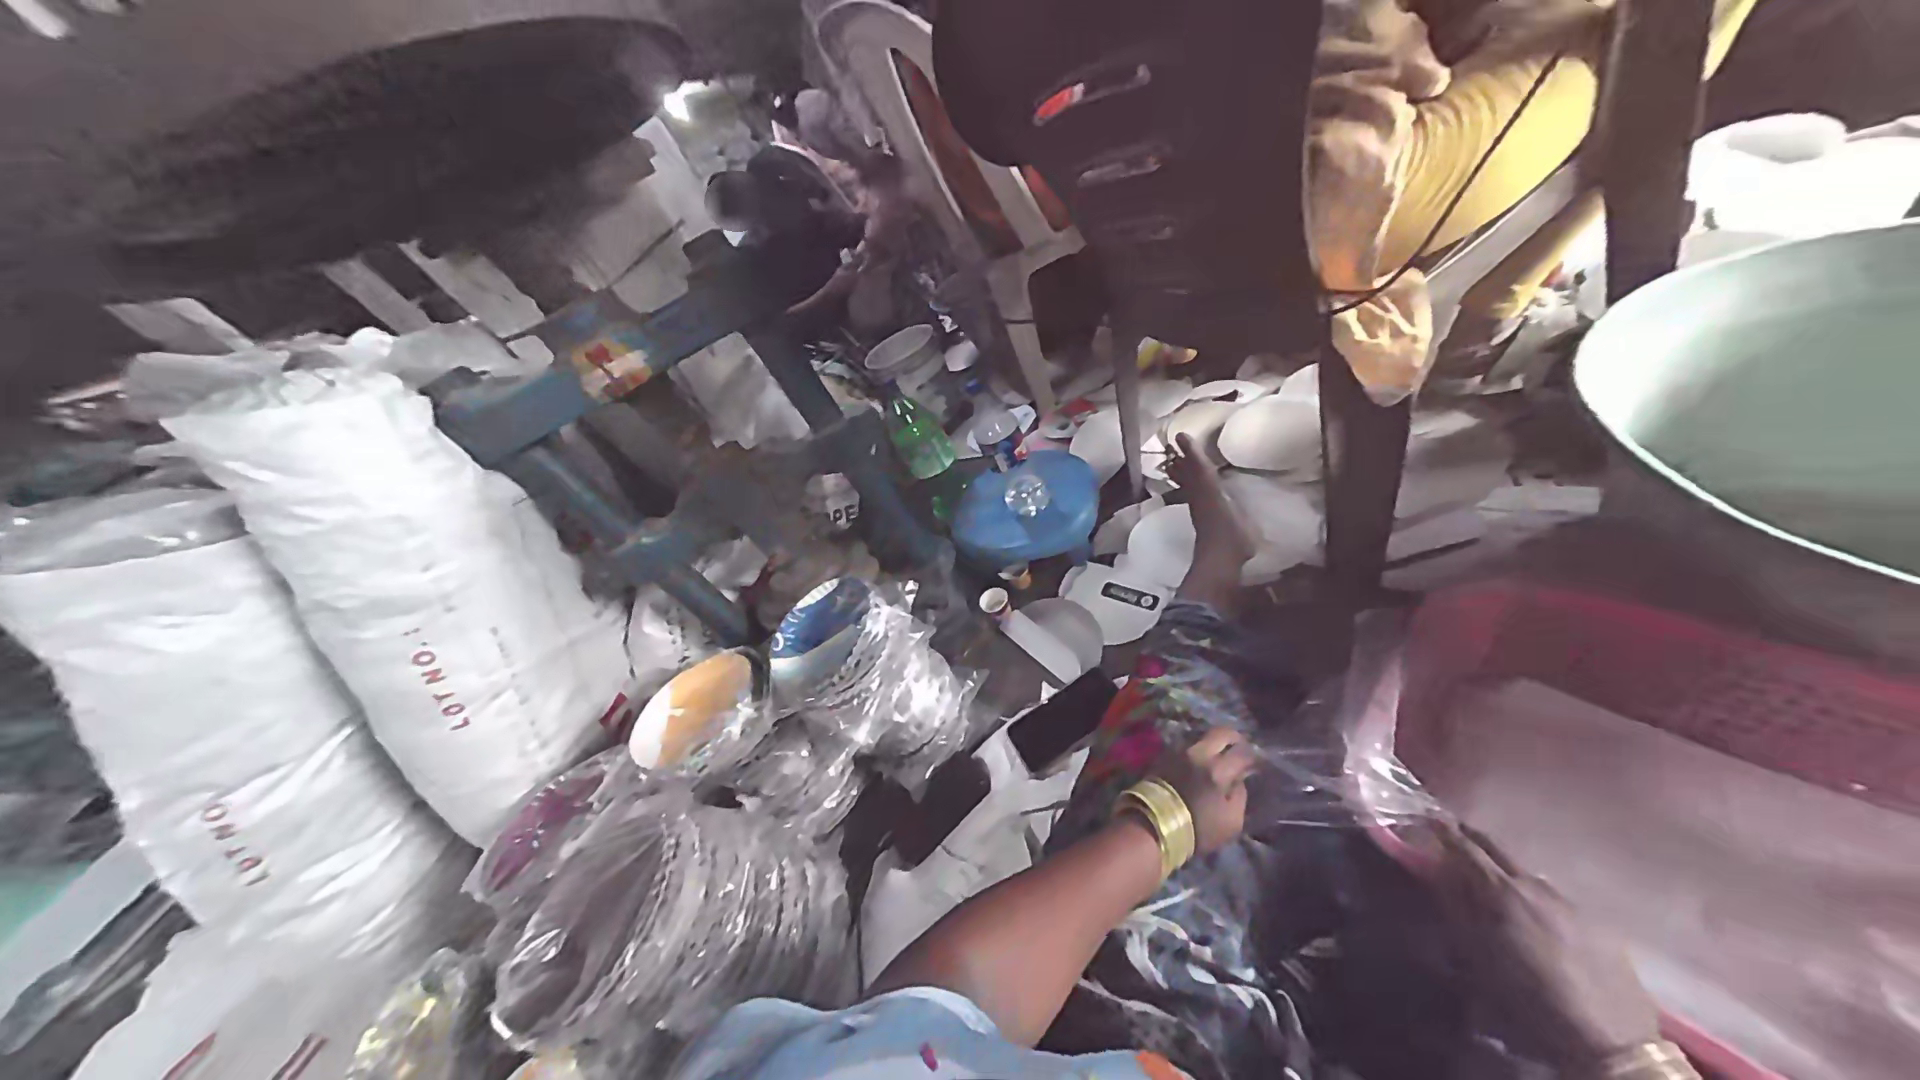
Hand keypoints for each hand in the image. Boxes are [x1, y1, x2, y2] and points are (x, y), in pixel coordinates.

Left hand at [1150, 727, 1255, 855]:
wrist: (1154, 825)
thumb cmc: (1197, 828)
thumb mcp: (1231, 822)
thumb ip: (1239, 797)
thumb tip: (1238, 780)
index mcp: (1218, 770)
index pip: (1242, 753)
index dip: (1253, 756)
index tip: (1256, 762)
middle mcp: (1199, 754)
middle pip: (1221, 733)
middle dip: (1234, 738)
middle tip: (1239, 746)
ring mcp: (1179, 751)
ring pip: (1201, 736)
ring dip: (1213, 742)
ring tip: (1218, 753)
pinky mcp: (1165, 754)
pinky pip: (1186, 744)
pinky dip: (1197, 749)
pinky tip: (1200, 760)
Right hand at [1435, 825, 1660, 1063]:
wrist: (1611, 1044)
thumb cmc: (1528, 1000)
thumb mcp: (1477, 955)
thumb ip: (1455, 907)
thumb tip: (1437, 872)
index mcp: (1502, 891)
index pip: (1464, 845)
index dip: (1441, 830)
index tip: (1426, 820)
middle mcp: (1535, 885)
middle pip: (1495, 846)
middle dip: (1469, 837)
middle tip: (1449, 834)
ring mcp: (1569, 900)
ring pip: (1523, 869)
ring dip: (1500, 866)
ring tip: (1488, 879)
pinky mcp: (1595, 920)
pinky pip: (1550, 892)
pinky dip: (1528, 890)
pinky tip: (1528, 910)